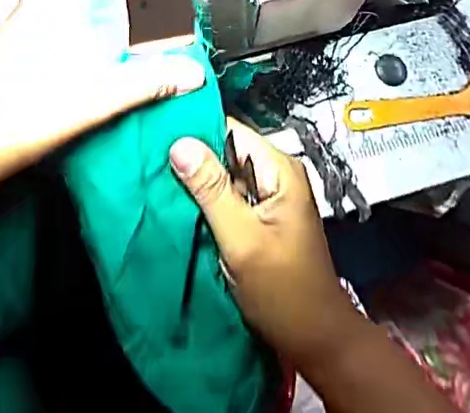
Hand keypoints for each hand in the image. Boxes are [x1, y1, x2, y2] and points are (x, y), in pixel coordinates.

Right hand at [169, 119, 366, 369]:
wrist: (315, 339)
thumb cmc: (285, 292)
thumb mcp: (242, 239)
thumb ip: (211, 190)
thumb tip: (180, 144)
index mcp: (280, 169)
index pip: (232, 131)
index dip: (197, 132)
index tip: (160, 136)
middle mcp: (278, 174)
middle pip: (228, 151)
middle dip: (195, 158)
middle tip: (155, 164)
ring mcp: (271, 196)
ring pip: (226, 175)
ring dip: (199, 182)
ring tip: (161, 182)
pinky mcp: (261, 217)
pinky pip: (230, 197)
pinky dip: (209, 201)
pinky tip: (183, 207)